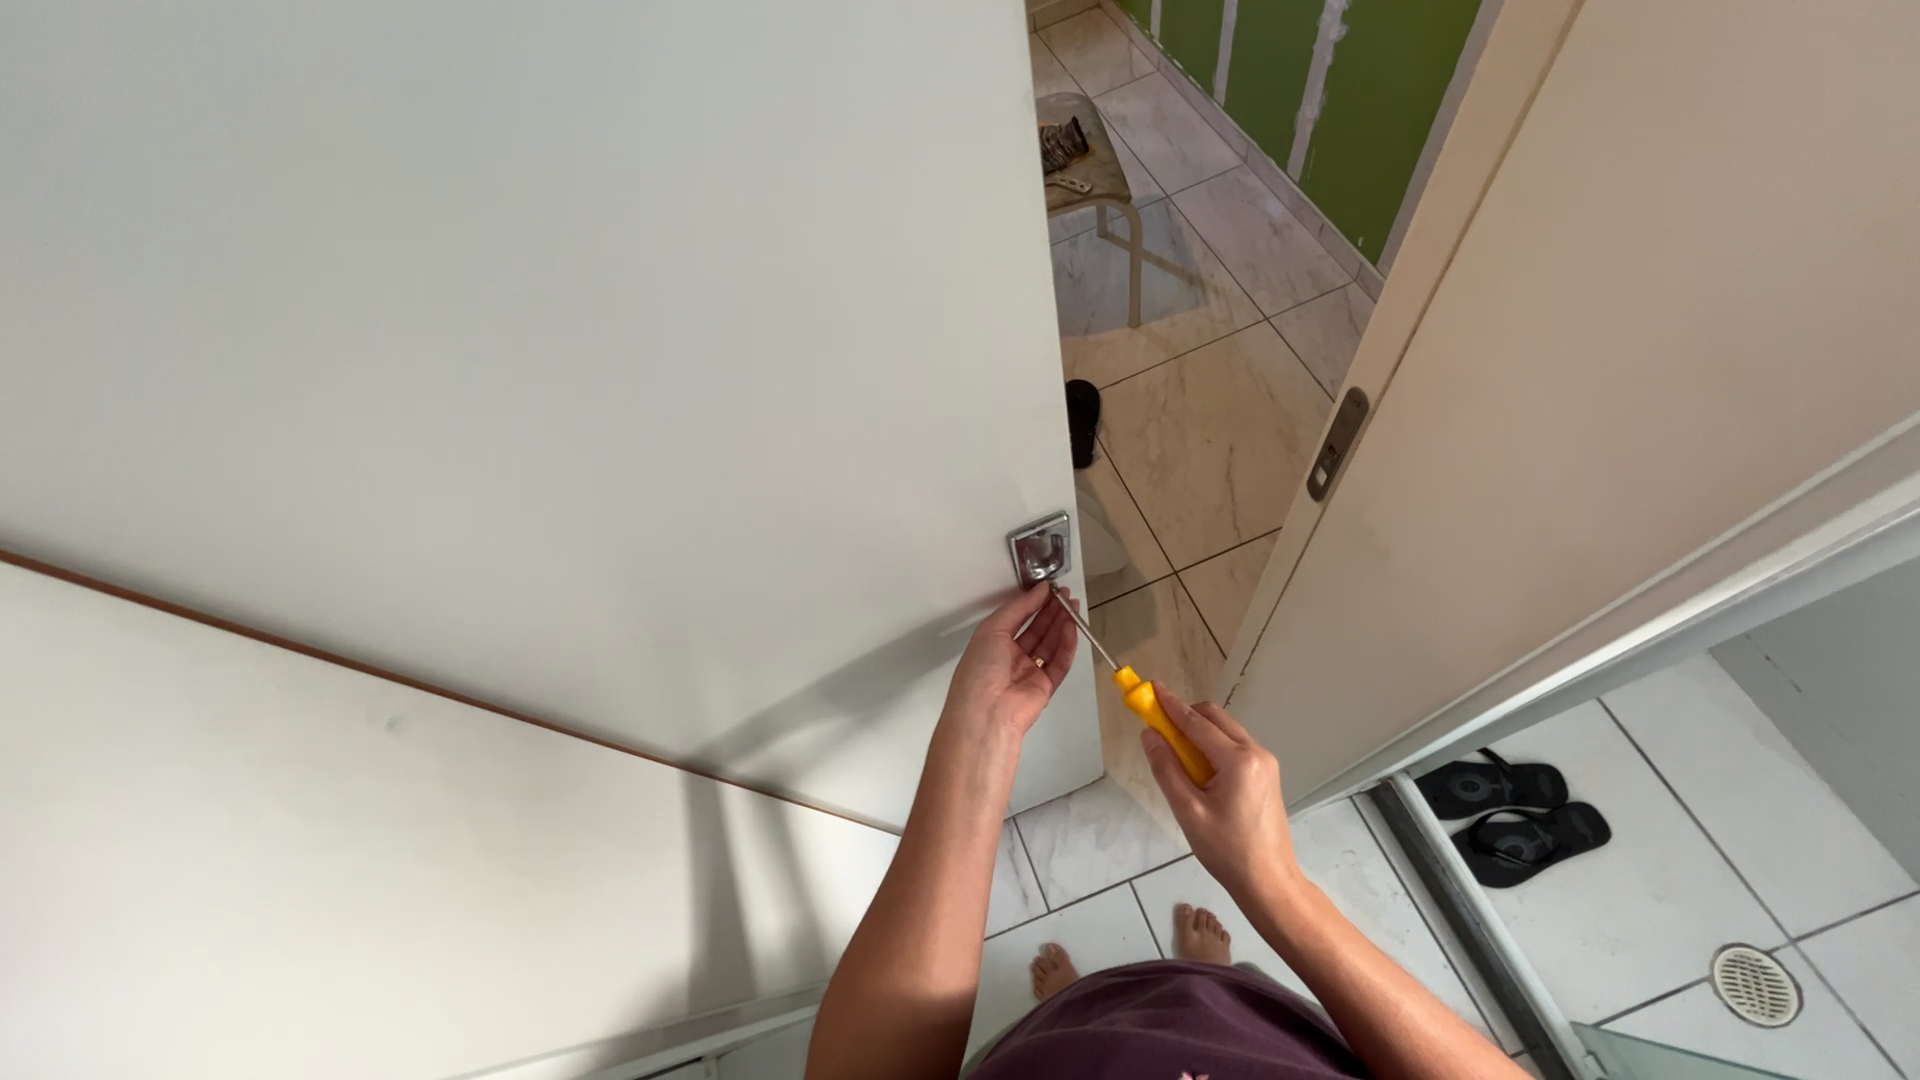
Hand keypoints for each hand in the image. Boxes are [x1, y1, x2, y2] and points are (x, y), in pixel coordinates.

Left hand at [942, 583, 1079, 735]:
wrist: (987, 713)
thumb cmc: (980, 671)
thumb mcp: (992, 629)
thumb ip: (1018, 608)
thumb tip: (1038, 591)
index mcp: (993, 643)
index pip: (1018, 618)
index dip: (1034, 603)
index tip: (1049, 589)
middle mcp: (1010, 657)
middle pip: (1037, 629)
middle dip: (1052, 611)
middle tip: (1066, 596)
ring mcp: (1028, 672)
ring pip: (1050, 644)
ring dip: (1062, 625)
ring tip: (1073, 607)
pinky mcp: (1045, 687)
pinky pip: (1059, 663)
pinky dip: (1067, 646)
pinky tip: (1072, 628)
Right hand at [1141, 686, 1303, 904]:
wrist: (1270, 882)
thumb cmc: (1227, 851)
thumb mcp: (1188, 811)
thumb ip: (1167, 769)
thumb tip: (1150, 736)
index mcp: (1238, 761)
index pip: (1197, 723)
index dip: (1170, 705)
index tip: (1151, 688)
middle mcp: (1257, 753)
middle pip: (1215, 718)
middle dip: (1185, 716)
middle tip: (1159, 727)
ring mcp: (1266, 763)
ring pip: (1226, 731)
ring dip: (1199, 732)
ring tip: (1177, 757)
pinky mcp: (1267, 774)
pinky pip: (1235, 747)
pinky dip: (1213, 747)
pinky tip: (1199, 771)